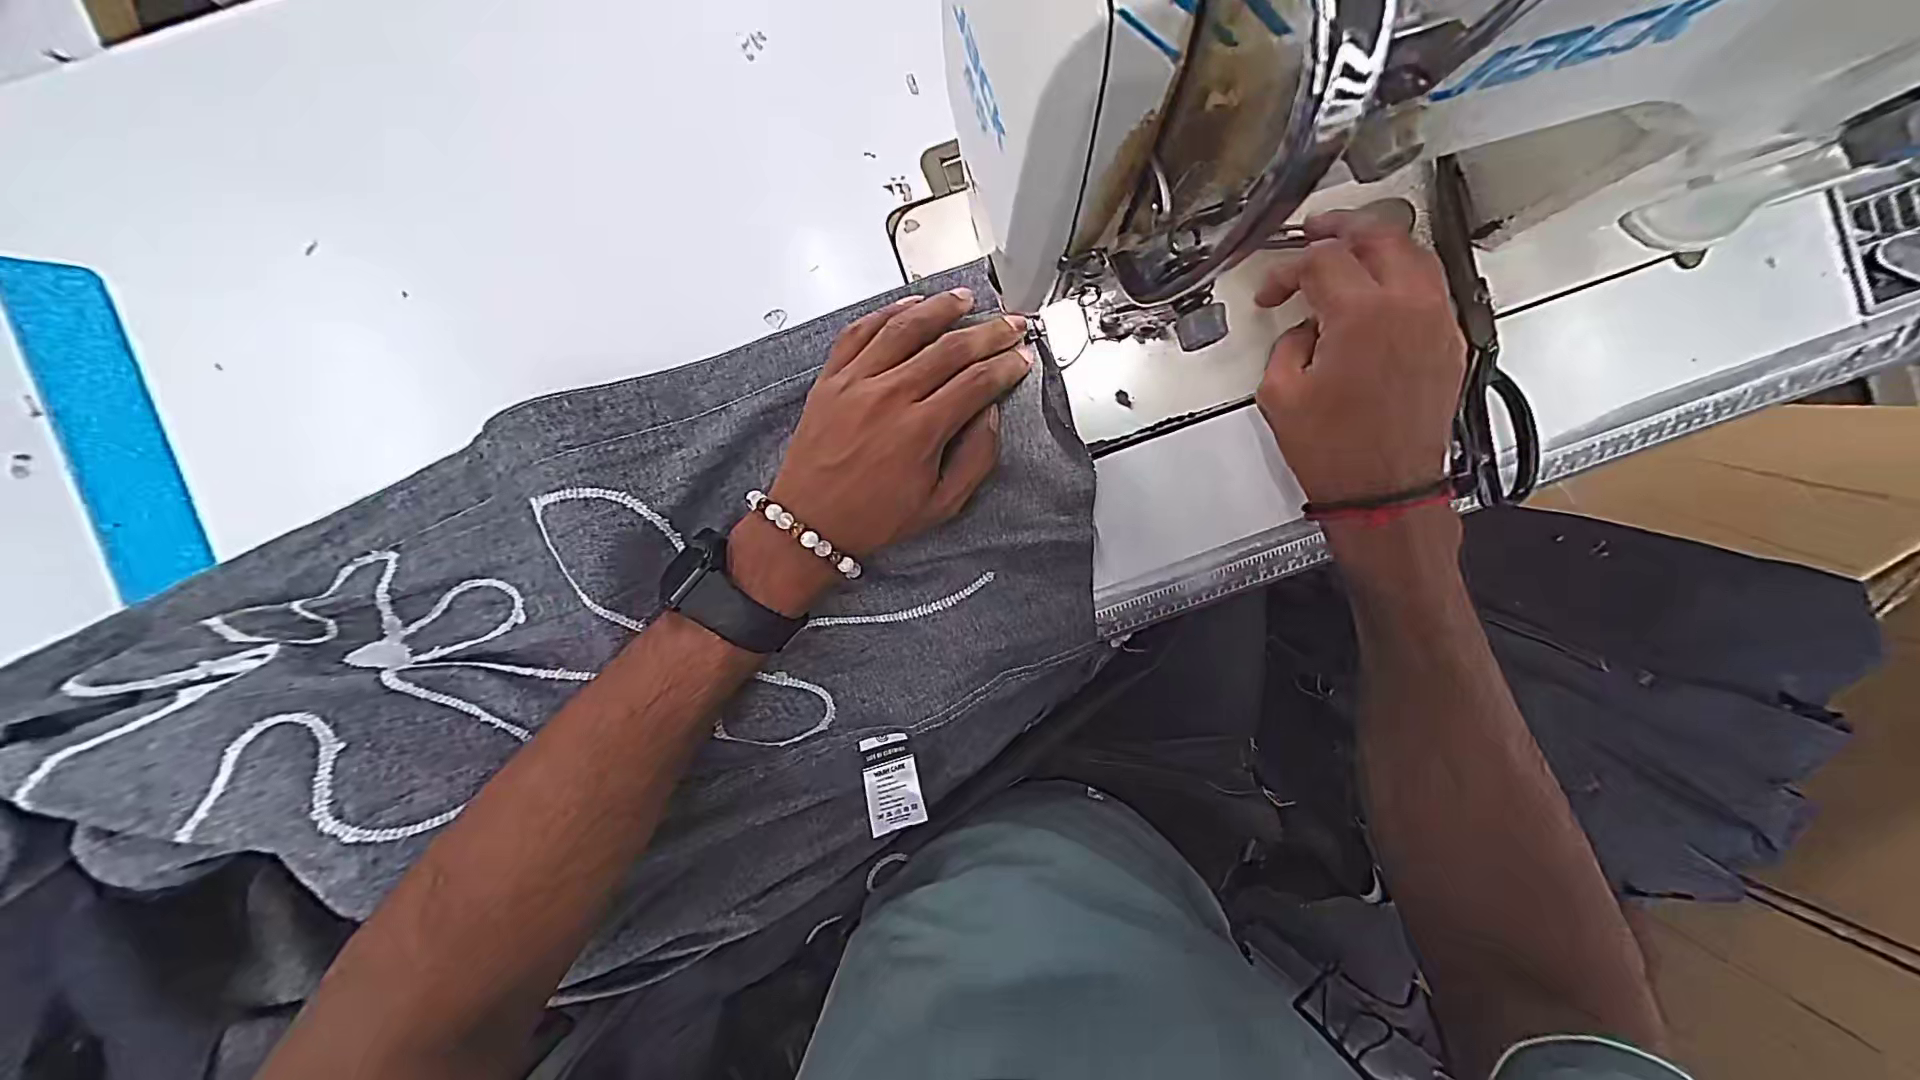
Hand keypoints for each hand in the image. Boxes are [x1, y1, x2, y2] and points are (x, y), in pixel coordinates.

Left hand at [728, 287, 1033, 615]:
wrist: (810, 522)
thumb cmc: (872, 517)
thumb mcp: (940, 505)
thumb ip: (975, 460)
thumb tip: (990, 416)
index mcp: (920, 431)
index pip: (976, 381)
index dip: (1006, 365)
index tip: (1021, 358)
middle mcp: (889, 398)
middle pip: (950, 347)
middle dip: (988, 332)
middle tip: (1009, 323)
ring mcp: (856, 383)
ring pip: (906, 328)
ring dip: (941, 308)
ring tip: (965, 298)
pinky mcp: (832, 380)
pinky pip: (860, 332)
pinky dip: (887, 312)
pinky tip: (909, 304)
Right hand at [1253, 212, 1465, 506]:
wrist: (1384, 489)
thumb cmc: (1336, 451)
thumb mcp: (1280, 394)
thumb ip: (1287, 344)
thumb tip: (1305, 329)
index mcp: (1362, 315)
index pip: (1322, 261)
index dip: (1287, 269)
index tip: (1271, 291)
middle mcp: (1409, 306)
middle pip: (1379, 235)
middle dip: (1340, 229)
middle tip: (1314, 233)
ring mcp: (1437, 322)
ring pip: (1414, 253)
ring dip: (1376, 246)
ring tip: (1347, 253)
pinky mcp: (1449, 341)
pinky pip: (1429, 286)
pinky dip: (1401, 275)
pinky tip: (1377, 291)